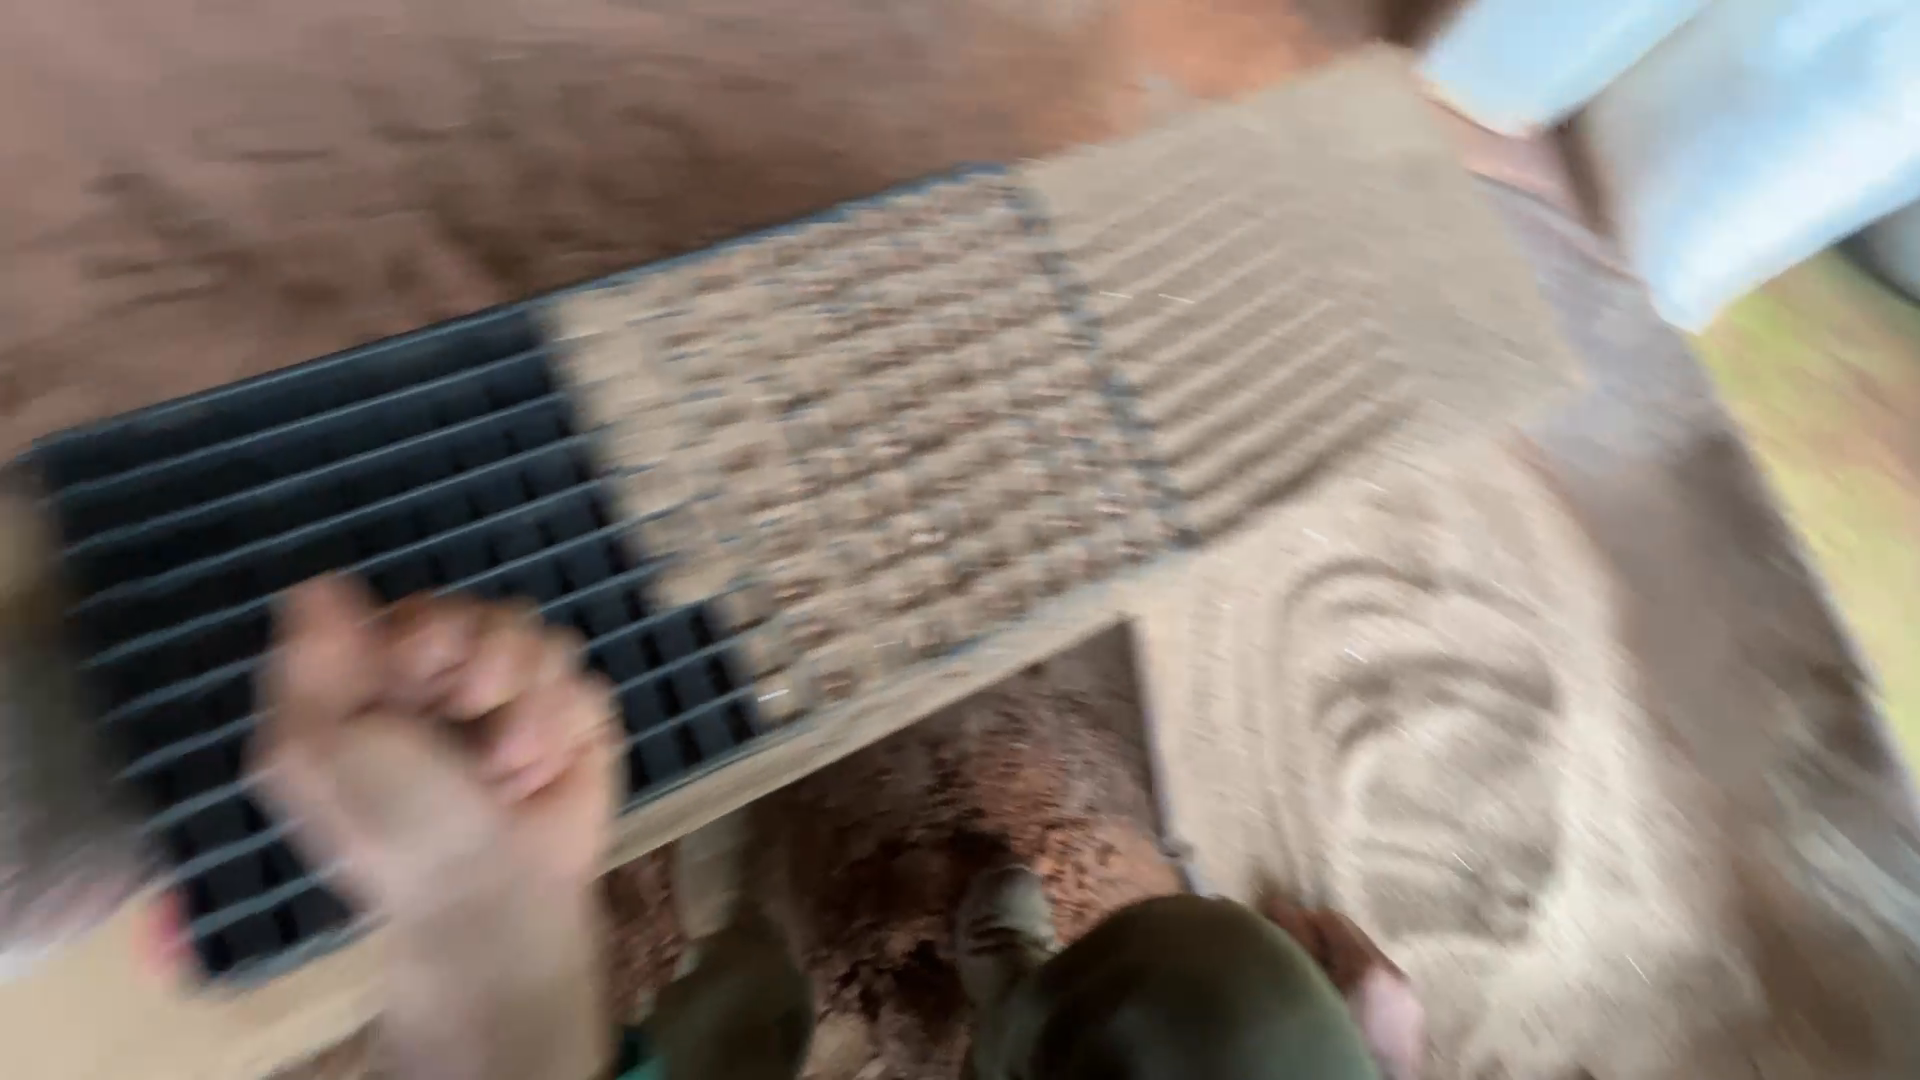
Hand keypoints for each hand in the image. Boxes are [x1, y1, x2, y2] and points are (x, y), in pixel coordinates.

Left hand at [250, 575, 619, 1079]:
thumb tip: (319, 582)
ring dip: (529, 706)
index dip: (431, 630)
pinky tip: (547, 768)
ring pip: (550, 642)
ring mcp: (528, 698)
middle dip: (489, 663)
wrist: (497, 885)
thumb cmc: (397, 824)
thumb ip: (316, 664)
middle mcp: (463, 682)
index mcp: (395, 685)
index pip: (426, 608)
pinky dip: (566, 725)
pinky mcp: (580, 717)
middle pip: (496, 613)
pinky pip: (588, 683)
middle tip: (472, 710)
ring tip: (510, 764)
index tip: (415, 676)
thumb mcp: (324, 750)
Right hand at [1261, 896, 1425, 1079]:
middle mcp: (1398, 977)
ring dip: (1341, 968)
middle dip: (1324, 945)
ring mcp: (1411, 1004)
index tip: (1283, 943)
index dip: (1301, 926)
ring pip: (1365, 964)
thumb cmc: (1325, 1041)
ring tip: (1321, 991)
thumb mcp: (1301, 987)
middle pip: (1351, 939)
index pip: (1329, 918)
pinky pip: (1380, 989)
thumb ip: (1292, 942)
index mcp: (1370, 966)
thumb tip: (1280, 904)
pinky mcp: (1415, 1026)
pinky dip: (1359, 990)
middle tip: (1299, 966)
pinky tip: (1343, 1012)